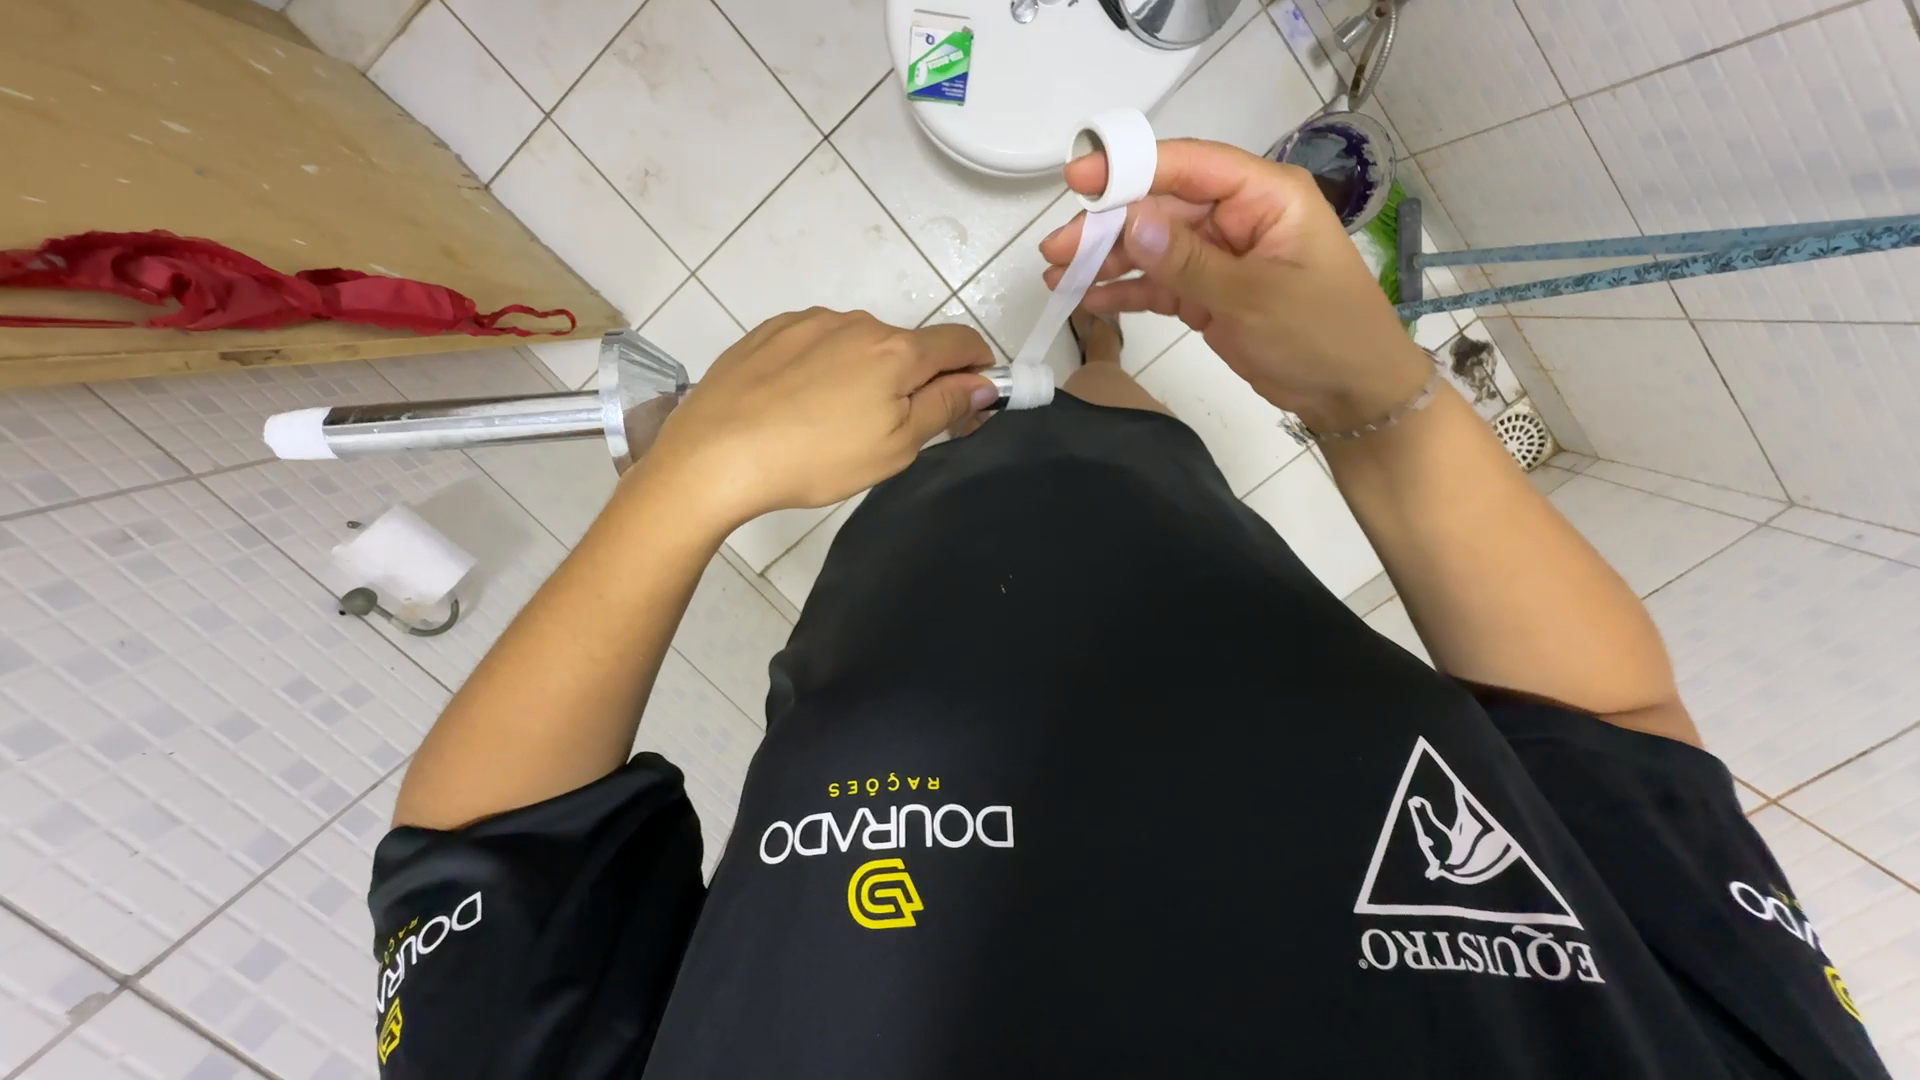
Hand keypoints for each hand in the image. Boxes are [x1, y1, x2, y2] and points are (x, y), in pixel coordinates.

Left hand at [632, 308, 995, 532]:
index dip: (977, 365)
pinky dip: (825, 366)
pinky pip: (818, 343)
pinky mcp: (770, 331)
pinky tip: (800, 404)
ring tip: (835, 420)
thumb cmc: (816, 459)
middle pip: (908, 345)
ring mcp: (809, 322)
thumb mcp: (895, 447)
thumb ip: (944, 407)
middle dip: (917, 377)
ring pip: (861, 343)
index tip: (973, 394)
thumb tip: (982, 382)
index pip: (960, 341)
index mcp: (896, 351)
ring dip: (868, 371)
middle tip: (896, 427)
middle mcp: (857, 322)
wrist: (715, 454)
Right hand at [1039, 139, 1430, 431]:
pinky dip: (1126, 292)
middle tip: (1056, 249)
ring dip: (1107, 262)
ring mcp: (1220, 257)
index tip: (1078, 178)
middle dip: (1107, 228)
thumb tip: (1131, 222)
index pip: (1189, 167)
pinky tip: (1089, 299)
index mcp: (1263, 195)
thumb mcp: (1253, 295)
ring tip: (1059, 278)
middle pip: (1160, 209)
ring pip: (1152, 248)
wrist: (1348, 392)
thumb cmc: (1320, 332)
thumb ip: (1189, 261)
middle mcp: (1237, 217)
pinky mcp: (1207, 294)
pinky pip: (1158, 285)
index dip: (1131, 168)